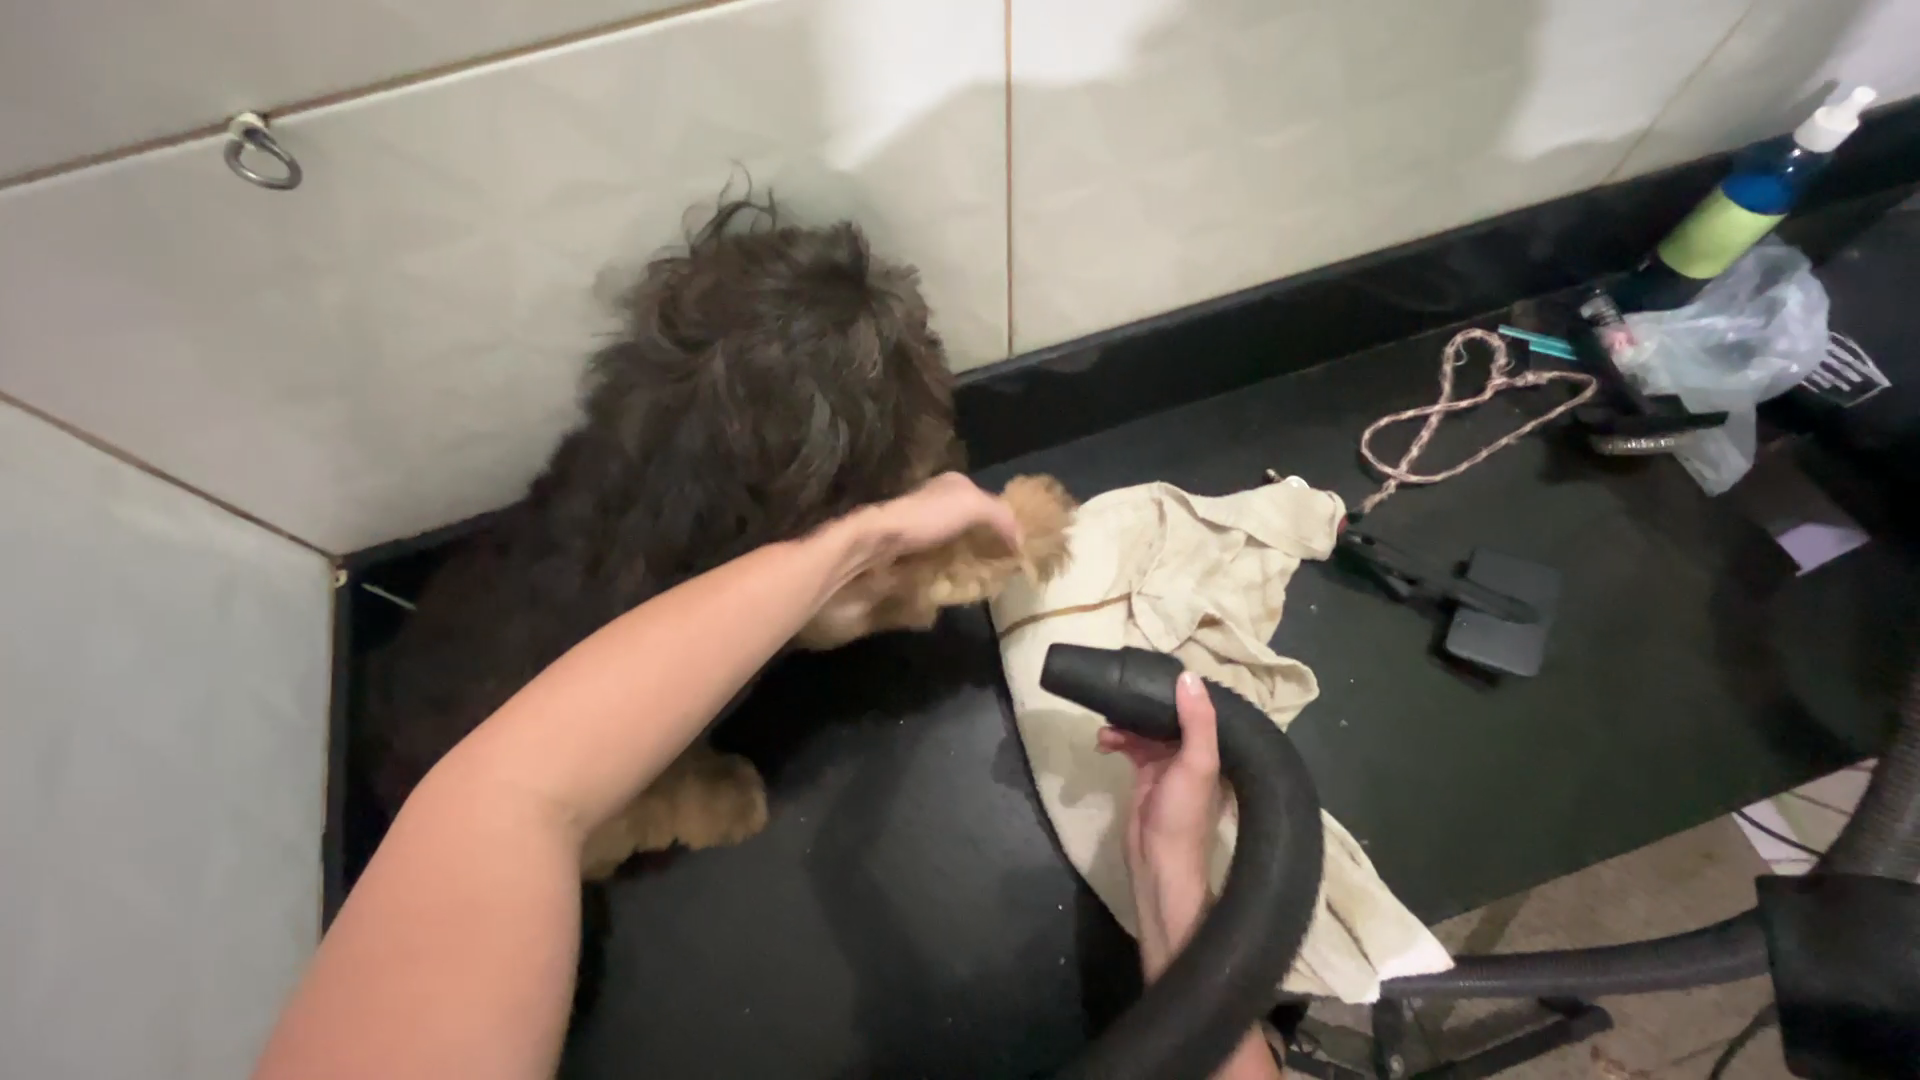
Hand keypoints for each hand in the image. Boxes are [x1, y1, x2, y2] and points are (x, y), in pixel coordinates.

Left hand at [839, 472, 1022, 571]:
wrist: (875, 544)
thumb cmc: (925, 518)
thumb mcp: (972, 505)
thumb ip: (1000, 516)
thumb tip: (1020, 540)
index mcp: (951, 485)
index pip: (986, 501)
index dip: (1004, 521)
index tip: (1019, 547)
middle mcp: (934, 503)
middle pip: (969, 524)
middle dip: (985, 543)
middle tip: (1003, 568)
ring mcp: (917, 529)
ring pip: (952, 545)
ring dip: (966, 562)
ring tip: (984, 582)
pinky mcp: (905, 553)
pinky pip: (935, 564)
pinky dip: (947, 574)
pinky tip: (956, 587)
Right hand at [1097, 670, 1225, 981]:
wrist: (1158, 864)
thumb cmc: (1183, 814)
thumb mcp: (1196, 764)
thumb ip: (1196, 721)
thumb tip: (1187, 676)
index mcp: (1211, 749)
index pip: (1198, 708)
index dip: (1180, 688)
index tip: (1157, 667)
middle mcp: (1191, 753)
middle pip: (1167, 716)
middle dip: (1144, 704)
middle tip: (1120, 691)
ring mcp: (1166, 765)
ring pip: (1145, 730)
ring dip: (1125, 723)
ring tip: (1106, 726)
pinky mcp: (1144, 776)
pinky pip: (1129, 747)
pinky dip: (1116, 740)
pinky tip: (1102, 742)